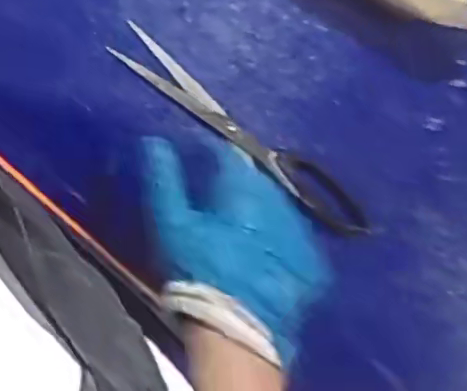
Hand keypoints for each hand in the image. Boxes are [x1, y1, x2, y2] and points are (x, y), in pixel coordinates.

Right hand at [141, 137, 329, 368]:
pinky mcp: (311, 266)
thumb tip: (154, 141)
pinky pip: (295, 230)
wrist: (235, 324)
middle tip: (212, 169)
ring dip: (258, 194)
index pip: (231, 157)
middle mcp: (279, 212)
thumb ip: (163, 176)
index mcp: (244, 196)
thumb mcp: (168, 216)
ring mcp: (301, 241)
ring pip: (281, 202)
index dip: (211, 147)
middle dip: (237, 170)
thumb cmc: (194, 262)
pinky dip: (277, 221)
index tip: (192, 145)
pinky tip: (263, 229)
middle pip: (260, 178)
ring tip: (235, 196)